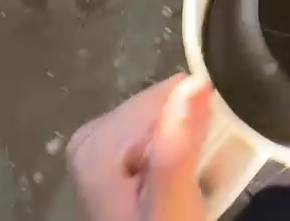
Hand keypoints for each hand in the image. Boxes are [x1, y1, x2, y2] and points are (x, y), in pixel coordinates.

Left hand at [69, 74, 213, 220]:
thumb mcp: (172, 207)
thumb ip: (177, 148)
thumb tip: (196, 82)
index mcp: (96, 140)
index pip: (169, 95)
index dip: (195, 126)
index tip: (198, 167)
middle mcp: (91, 135)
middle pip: (165, 105)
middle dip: (189, 137)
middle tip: (192, 183)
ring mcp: (97, 147)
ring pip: (165, 118)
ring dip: (185, 146)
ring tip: (184, 188)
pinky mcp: (109, 159)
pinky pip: (157, 132)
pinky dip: (175, 153)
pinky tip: (173, 186)